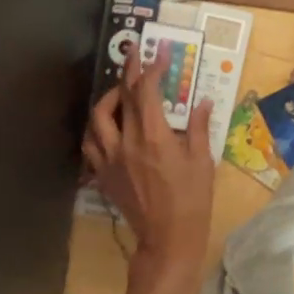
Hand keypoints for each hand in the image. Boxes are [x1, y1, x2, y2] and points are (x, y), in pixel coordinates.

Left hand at [83, 53, 216, 293]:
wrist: (169, 240)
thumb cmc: (192, 201)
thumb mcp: (203, 162)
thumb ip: (198, 128)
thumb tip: (202, 101)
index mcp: (154, 137)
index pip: (147, 91)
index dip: (151, 68)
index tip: (158, 54)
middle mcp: (127, 143)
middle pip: (120, 98)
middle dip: (128, 73)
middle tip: (134, 56)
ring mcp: (110, 160)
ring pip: (97, 119)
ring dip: (107, 100)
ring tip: (119, 94)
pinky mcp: (103, 175)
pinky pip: (91, 145)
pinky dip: (96, 130)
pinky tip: (106, 128)